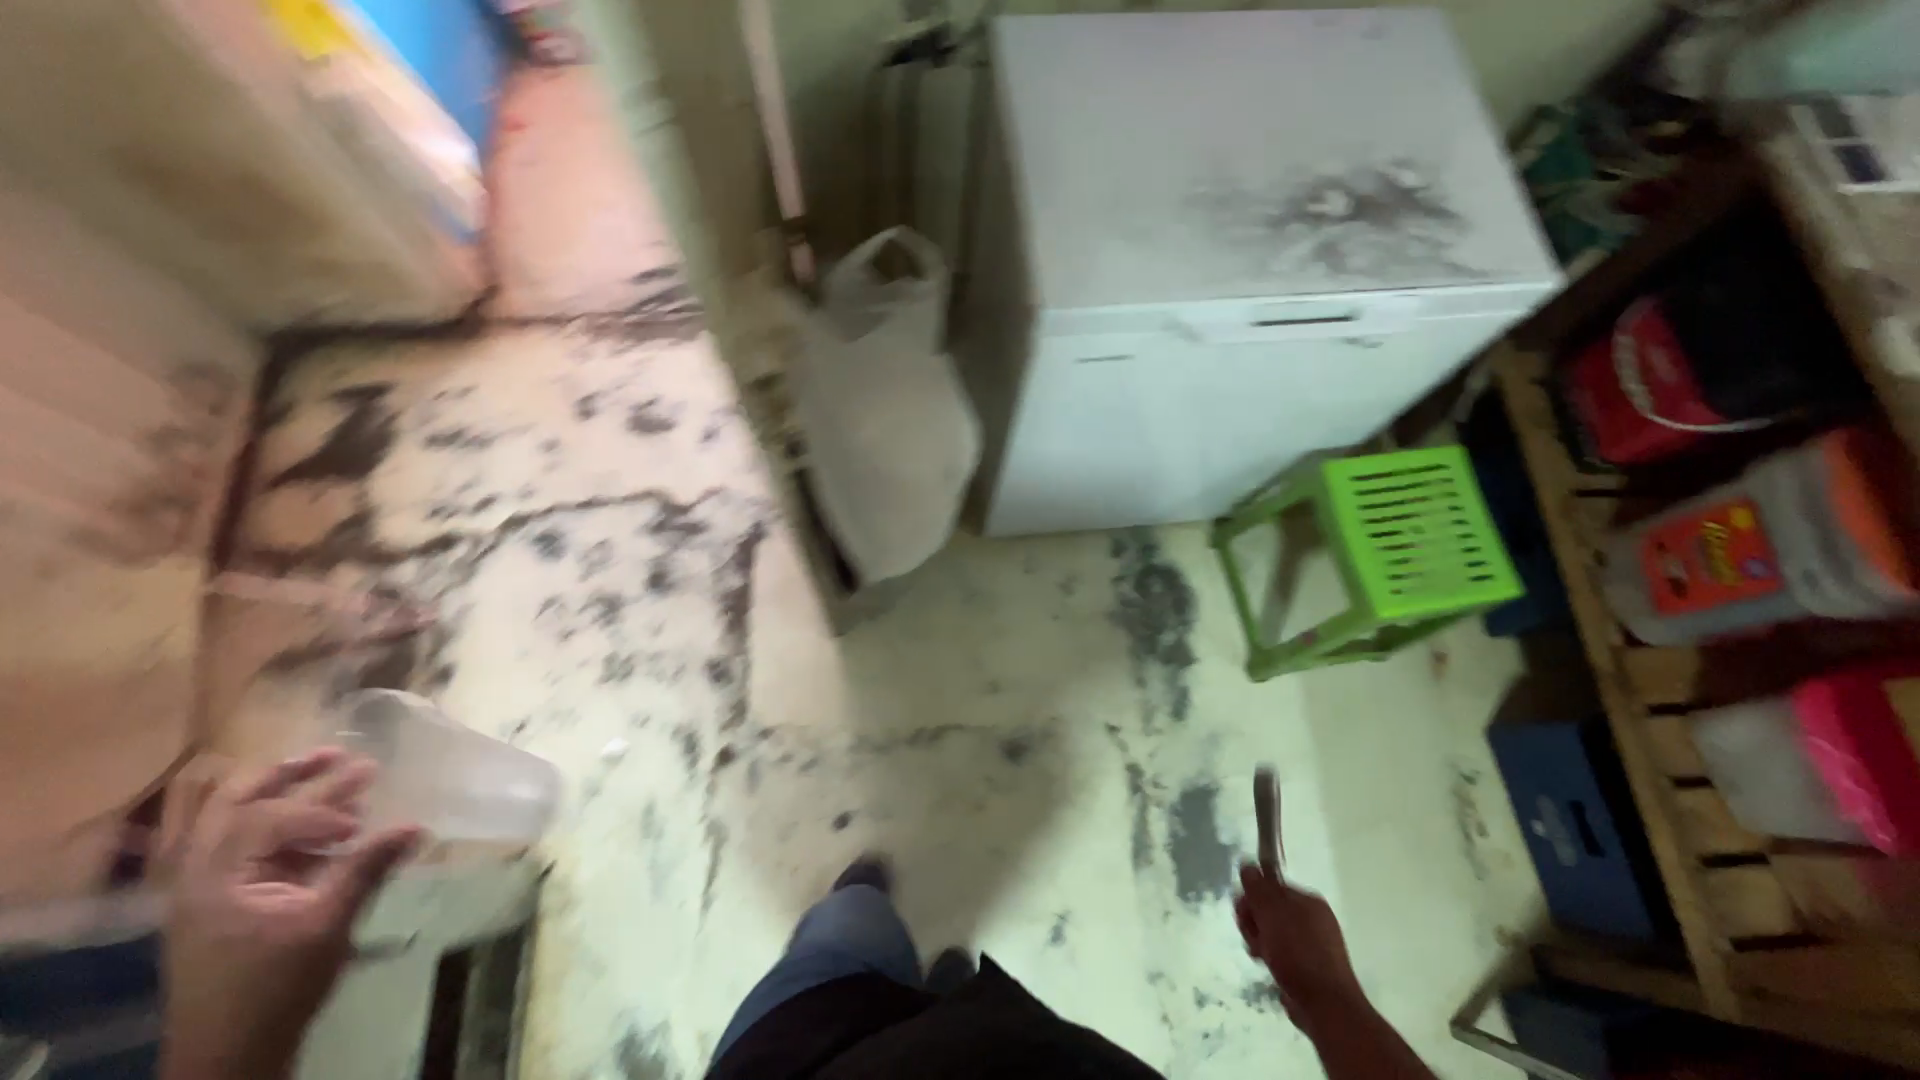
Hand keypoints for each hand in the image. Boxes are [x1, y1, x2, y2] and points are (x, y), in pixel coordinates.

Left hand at [160, 748, 423, 1079]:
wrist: (229, 1053)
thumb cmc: (275, 988)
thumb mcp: (326, 926)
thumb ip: (366, 869)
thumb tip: (416, 825)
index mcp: (216, 877)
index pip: (268, 818)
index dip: (320, 812)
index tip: (363, 824)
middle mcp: (198, 872)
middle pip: (235, 802)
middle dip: (290, 773)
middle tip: (341, 754)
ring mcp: (203, 886)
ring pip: (232, 818)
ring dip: (281, 791)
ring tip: (329, 769)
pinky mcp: (219, 901)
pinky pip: (243, 845)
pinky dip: (282, 825)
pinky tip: (324, 828)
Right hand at [1234, 864, 1365, 1029]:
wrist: (1326, 1005)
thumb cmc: (1297, 954)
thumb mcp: (1271, 914)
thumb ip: (1257, 888)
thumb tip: (1247, 864)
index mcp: (1308, 900)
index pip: (1270, 887)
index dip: (1251, 899)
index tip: (1243, 915)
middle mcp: (1314, 918)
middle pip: (1271, 910)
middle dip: (1255, 923)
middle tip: (1253, 939)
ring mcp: (1315, 945)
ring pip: (1274, 934)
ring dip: (1261, 943)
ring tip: (1261, 958)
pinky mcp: (1311, 968)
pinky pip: (1284, 954)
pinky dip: (1273, 959)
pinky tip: (1271, 970)